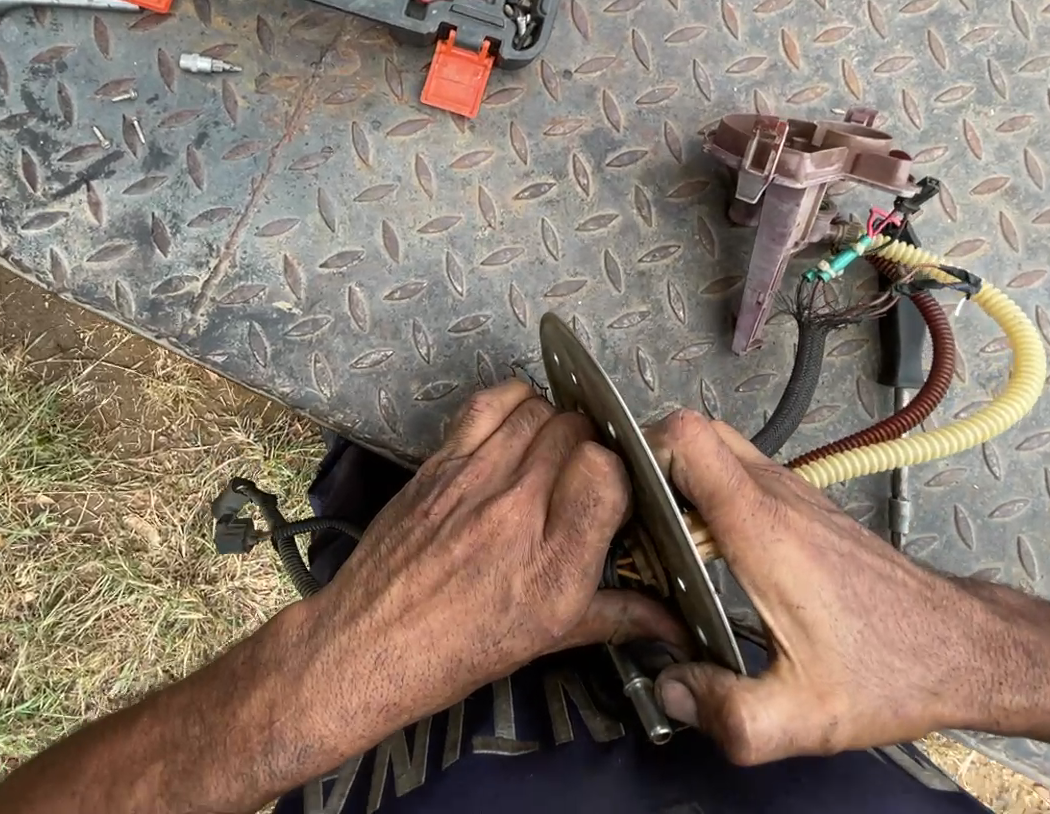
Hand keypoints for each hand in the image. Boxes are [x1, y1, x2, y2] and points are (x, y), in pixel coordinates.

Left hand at [294, 381, 682, 735]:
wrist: (373, 640)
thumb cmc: (464, 648)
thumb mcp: (548, 639)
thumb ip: (616, 615)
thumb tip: (676, 621)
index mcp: (554, 558)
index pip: (607, 470)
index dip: (618, 472)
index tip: (612, 490)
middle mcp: (516, 506)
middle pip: (572, 430)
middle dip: (588, 442)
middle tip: (581, 469)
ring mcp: (472, 476)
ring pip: (533, 409)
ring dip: (552, 419)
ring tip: (550, 447)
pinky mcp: (439, 461)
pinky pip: (484, 405)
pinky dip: (512, 400)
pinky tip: (517, 418)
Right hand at [646, 411, 1013, 762]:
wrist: (966, 648)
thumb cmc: (890, 671)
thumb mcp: (808, 717)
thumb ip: (730, 714)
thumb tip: (669, 688)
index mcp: (759, 526)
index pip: (687, 438)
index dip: (642, 451)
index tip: (624, 494)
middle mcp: (773, 493)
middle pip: (694, 430)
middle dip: (653, 459)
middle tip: (637, 512)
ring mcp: (791, 492)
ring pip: (717, 444)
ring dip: (680, 469)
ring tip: (664, 526)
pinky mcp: (803, 503)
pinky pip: (739, 467)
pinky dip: (709, 484)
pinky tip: (709, 542)